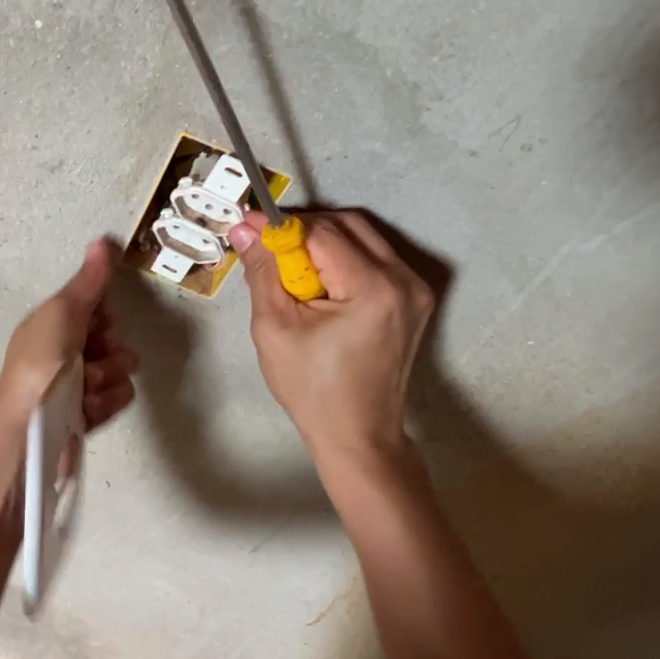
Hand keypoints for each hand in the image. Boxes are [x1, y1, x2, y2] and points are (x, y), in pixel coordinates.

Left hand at [0, 239, 138, 430]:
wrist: (28, 428)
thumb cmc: (39, 365)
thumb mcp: (62, 313)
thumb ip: (88, 282)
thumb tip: (103, 240)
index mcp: (54, 325)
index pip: (97, 306)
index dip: (105, 312)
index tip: (102, 318)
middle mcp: (66, 352)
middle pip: (115, 339)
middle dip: (110, 349)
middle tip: (89, 358)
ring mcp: (80, 384)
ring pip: (122, 370)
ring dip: (107, 378)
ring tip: (84, 388)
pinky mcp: (91, 413)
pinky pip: (120, 398)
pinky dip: (106, 403)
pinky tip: (86, 409)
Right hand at [230, 210, 434, 460]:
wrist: (357, 434)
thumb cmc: (311, 388)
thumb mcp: (275, 327)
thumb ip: (263, 272)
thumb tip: (245, 230)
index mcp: (373, 289)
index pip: (323, 233)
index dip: (281, 225)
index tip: (247, 224)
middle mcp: (404, 280)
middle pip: (348, 225)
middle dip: (303, 228)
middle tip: (265, 244)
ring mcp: (415, 289)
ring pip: (362, 237)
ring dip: (322, 241)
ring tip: (286, 264)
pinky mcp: (413, 299)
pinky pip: (373, 258)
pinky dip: (341, 258)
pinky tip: (314, 280)